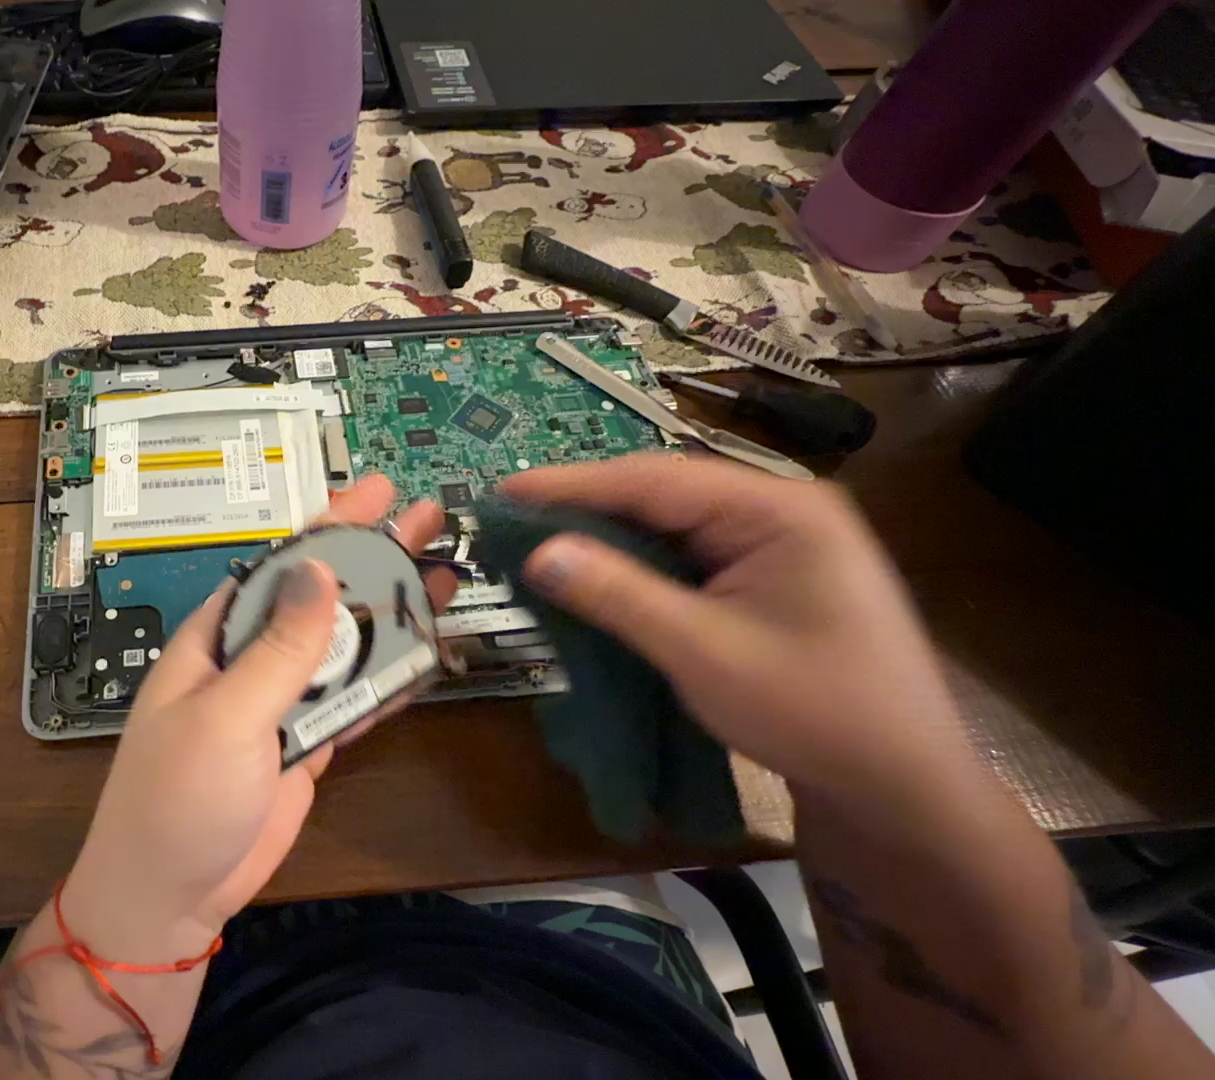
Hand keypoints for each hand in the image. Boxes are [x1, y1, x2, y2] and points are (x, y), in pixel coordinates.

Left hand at [61, 476, 455, 961]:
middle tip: (428, 521)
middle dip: (371, 560)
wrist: (171, 895)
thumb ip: (279, 647)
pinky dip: (387, 680)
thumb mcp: (226, 714)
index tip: (376, 493)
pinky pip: (352, 701)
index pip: (280, 567)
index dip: (329, 527)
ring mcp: (281, 702)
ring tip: (442, 577)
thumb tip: (320, 569)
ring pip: (343, 648)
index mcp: (218, 637)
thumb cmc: (179, 797)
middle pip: (320, 599)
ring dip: (388, 616)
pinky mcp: (304, 744)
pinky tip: (425, 653)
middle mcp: (250, 659)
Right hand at [499, 456, 966, 802]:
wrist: (898, 783)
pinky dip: (632, 565)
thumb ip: (618, 595)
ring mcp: (772, 542)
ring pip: (667, 524)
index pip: (654, 480)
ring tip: (537, 542)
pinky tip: (592, 573)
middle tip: (511, 520)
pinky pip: (682, 555)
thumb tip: (536, 554)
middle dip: (585, 507)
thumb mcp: (703, 651)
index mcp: (779, 509)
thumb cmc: (814, 712)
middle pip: (660, 494)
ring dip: (605, 536)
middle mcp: (777, 510)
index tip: (505, 491)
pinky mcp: (761, 574)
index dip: (572, 484)